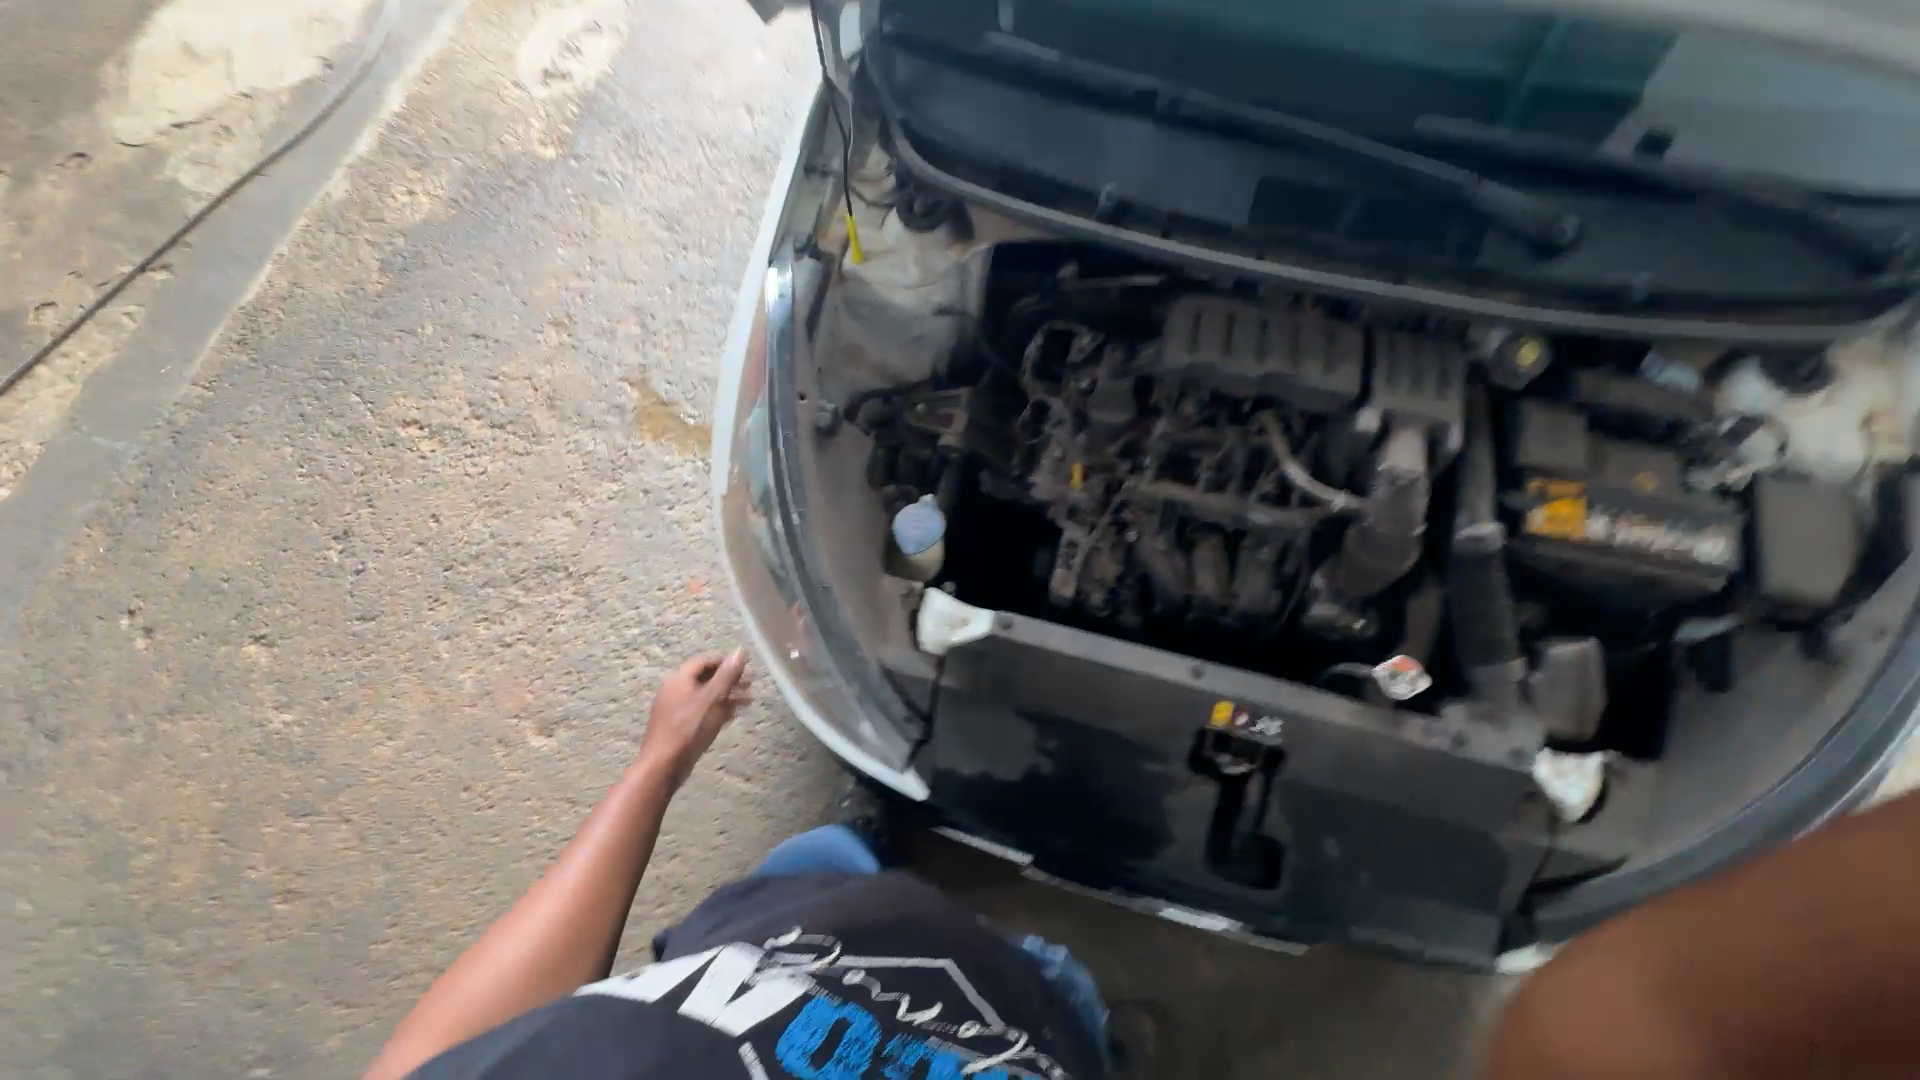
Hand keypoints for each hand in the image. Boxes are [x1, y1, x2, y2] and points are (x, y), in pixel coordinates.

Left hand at [638, 650, 750, 790]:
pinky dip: (717, 709)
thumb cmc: (689, 728)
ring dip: (726, 696)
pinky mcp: (678, 726)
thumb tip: (740, 651)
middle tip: (750, 685)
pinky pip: (701, 710)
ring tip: (748, 701)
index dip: (725, 662)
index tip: (745, 668)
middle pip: (704, 678)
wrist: (664, 765)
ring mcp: (674, 709)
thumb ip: (727, 675)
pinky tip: (731, 715)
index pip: (704, 661)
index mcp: (679, 679)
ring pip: (704, 696)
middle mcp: (674, 690)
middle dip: (728, 680)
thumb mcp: (713, 699)